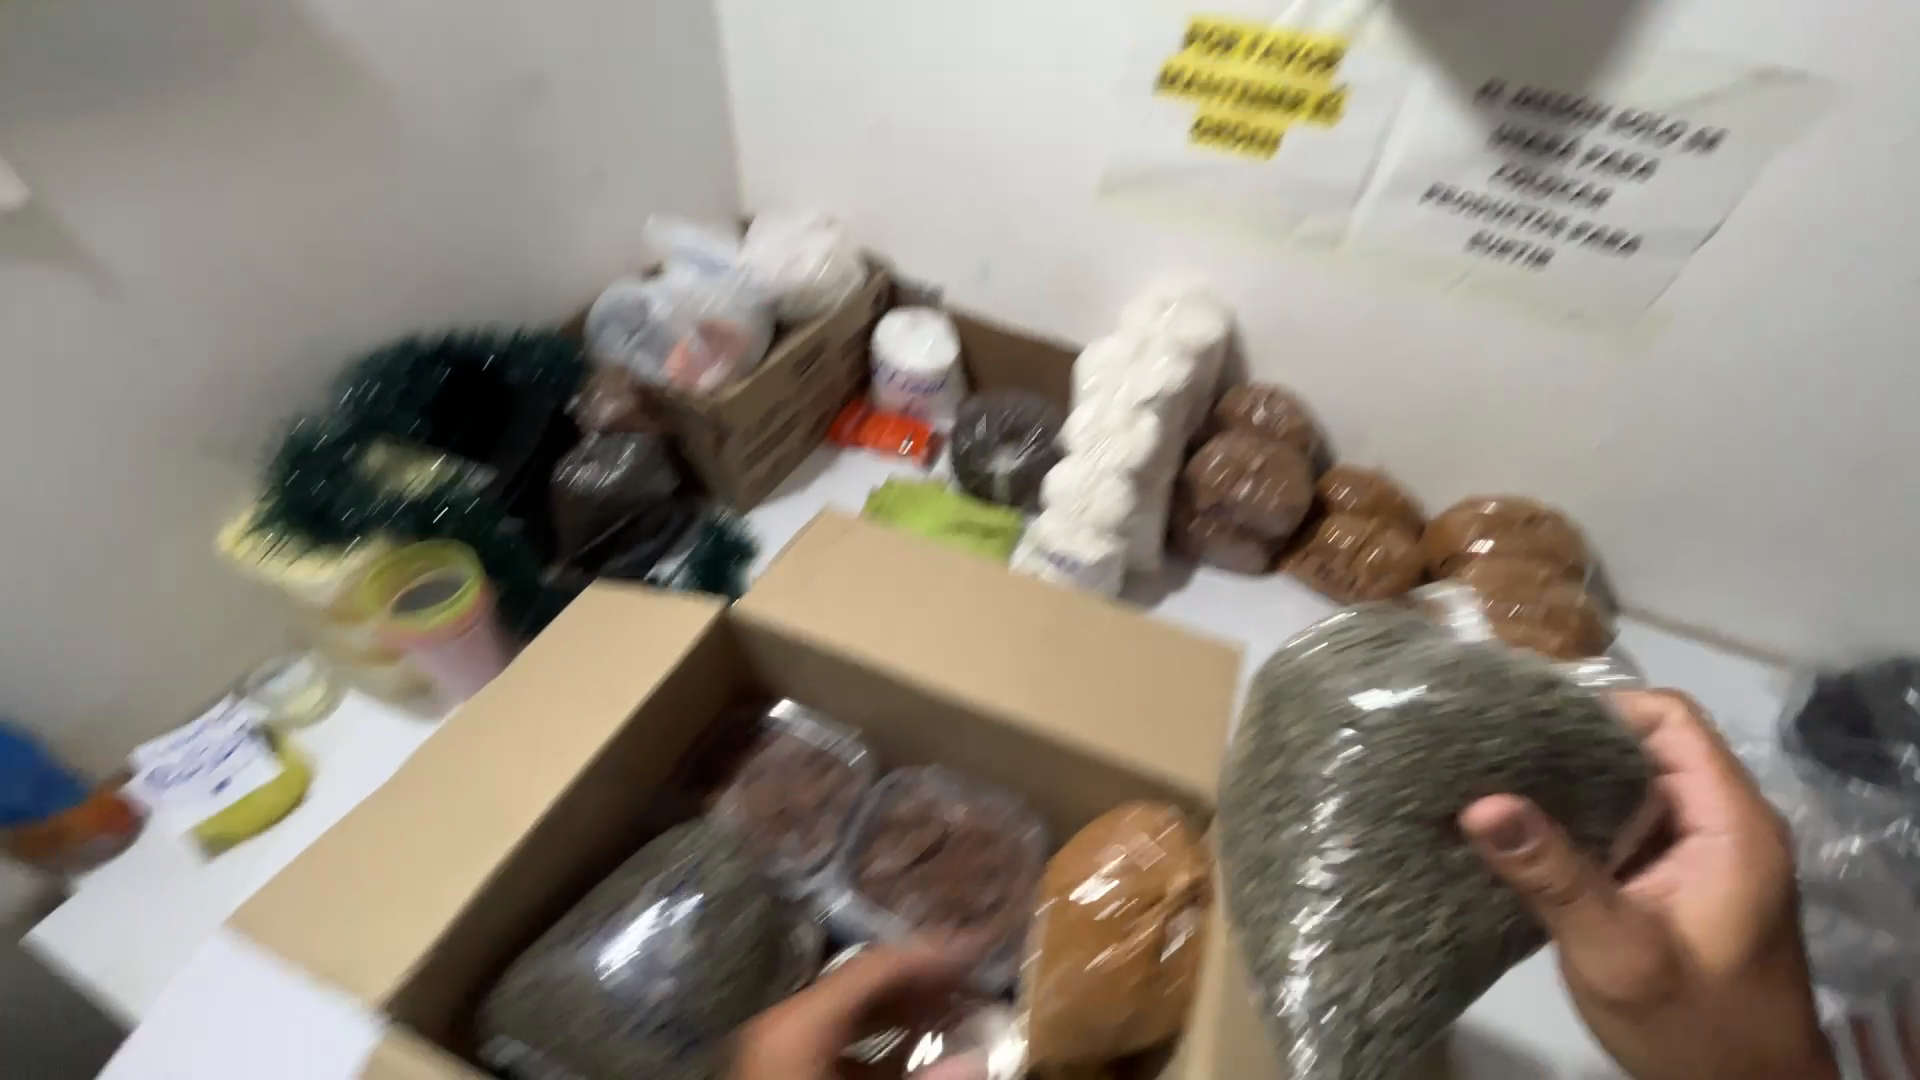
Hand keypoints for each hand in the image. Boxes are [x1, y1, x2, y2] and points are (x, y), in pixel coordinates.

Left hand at [730, 945, 975, 1079]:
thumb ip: (922, 1077)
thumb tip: (980, 1055)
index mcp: (797, 1015)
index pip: (876, 963)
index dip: (930, 952)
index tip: (974, 945)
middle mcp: (784, 1014)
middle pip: (866, 982)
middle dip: (921, 982)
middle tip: (971, 978)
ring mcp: (778, 1039)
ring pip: (852, 1011)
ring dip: (903, 1011)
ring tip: (951, 1009)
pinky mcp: (780, 1061)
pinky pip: (836, 1039)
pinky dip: (877, 1040)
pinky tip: (912, 1047)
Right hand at [1459, 690, 1837, 1079]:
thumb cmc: (1697, 1029)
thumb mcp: (1620, 954)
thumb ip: (1555, 876)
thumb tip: (1479, 802)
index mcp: (1729, 826)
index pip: (1669, 720)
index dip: (1596, 705)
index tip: (1515, 719)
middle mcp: (1712, 823)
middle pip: (1636, 740)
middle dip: (1558, 735)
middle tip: (1478, 741)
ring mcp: (1685, 849)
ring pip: (1615, 776)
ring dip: (1551, 773)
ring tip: (1478, 771)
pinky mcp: (1654, 872)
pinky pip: (1604, 814)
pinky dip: (1555, 807)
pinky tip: (1504, 819)